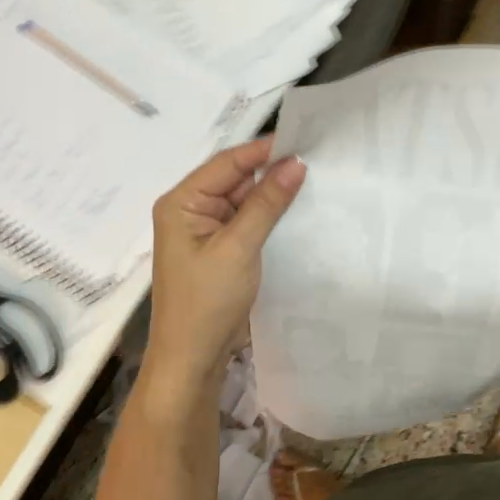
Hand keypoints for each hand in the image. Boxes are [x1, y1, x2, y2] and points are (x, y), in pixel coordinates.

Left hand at [148, 137, 305, 385]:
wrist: (193, 358)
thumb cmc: (207, 300)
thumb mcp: (239, 247)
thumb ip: (267, 203)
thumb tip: (296, 163)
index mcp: (182, 202)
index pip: (227, 162)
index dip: (264, 150)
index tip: (304, 141)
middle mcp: (190, 209)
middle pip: (236, 178)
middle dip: (272, 171)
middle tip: (317, 161)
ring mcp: (205, 231)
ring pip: (245, 200)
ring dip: (273, 195)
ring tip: (315, 182)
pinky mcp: (220, 250)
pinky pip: (247, 222)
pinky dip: (269, 217)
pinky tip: (298, 213)